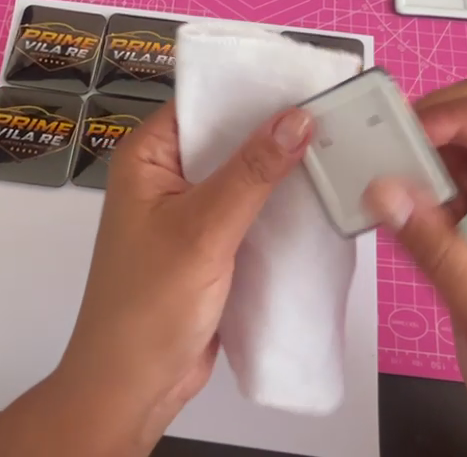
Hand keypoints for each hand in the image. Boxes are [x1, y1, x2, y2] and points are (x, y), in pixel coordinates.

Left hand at [0, 102, 313, 456]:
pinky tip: (315, 193)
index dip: (248, 88)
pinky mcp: (207, 241)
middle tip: (330, 110)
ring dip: (278, 166)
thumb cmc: (149, 305)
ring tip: (334, 143)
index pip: (201, 102)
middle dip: (272, 127)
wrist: (132, 389)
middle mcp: (164, 173)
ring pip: (239, 172)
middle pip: (224, 136)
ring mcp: (186, 208)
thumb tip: (299, 117)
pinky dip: (275, 202)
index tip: (301, 78)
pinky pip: (246, 208)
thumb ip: (252, 172)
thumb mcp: (203, 230)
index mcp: (147, 154)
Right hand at [365, 82, 466, 456]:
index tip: (410, 127)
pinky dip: (419, 184)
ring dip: (423, 154)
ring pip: (464, 151)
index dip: (465, 118)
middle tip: (387, 133)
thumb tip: (380, 189)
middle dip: (440, 124)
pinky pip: (449, 184)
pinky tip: (395, 197)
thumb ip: (435, 246)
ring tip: (379, 161)